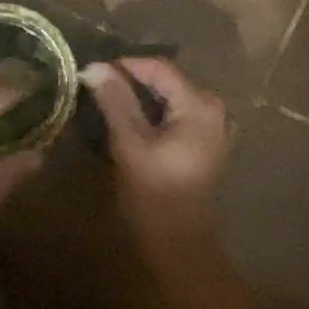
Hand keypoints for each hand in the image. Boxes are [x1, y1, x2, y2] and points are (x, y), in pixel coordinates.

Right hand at [80, 58, 230, 263]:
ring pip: (173, 97)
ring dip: (143, 96)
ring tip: (109, 100)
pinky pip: (180, 114)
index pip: (159, 67)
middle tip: (97, 85)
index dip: (125, 65)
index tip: (92, 71)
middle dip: (133, 79)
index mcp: (201, 104)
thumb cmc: (155, 195)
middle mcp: (216, 108)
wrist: (182, 244)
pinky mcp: (209, 142)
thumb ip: (115, 101)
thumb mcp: (130, 144)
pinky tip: (132, 121)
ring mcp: (216, 126)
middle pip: (169, 80)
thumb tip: (94, 67)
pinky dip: (156, 113)